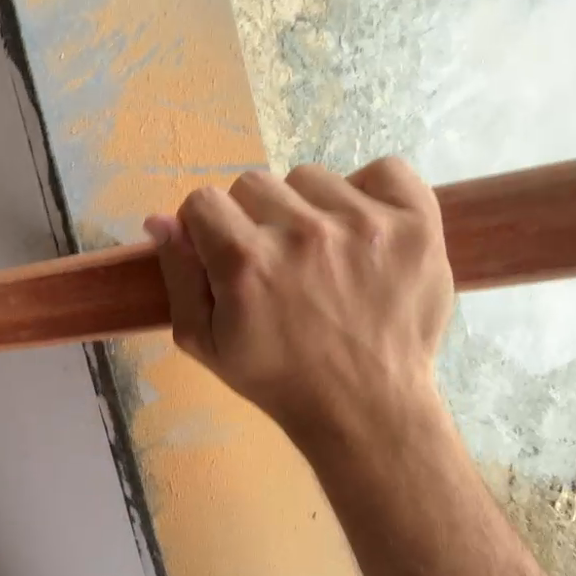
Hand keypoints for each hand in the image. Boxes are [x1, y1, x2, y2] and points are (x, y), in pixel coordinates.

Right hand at [145, 159, 454, 446]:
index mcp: (244, 261)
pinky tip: (361, 229)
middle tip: (270, 259)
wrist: (363, 405)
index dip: (203, 227)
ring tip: (318, 250)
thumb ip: (179, 275)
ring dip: (304, 207)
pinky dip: (369, 192)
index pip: (202, 201)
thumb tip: (159, 221)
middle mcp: (302, 232)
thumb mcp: (201, 339)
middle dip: (250, 218)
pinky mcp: (416, 223)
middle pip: (252, 183)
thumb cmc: (272, 376)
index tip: (218, 253)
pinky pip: (385, 170)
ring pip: (310, 178)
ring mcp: (365, 223)